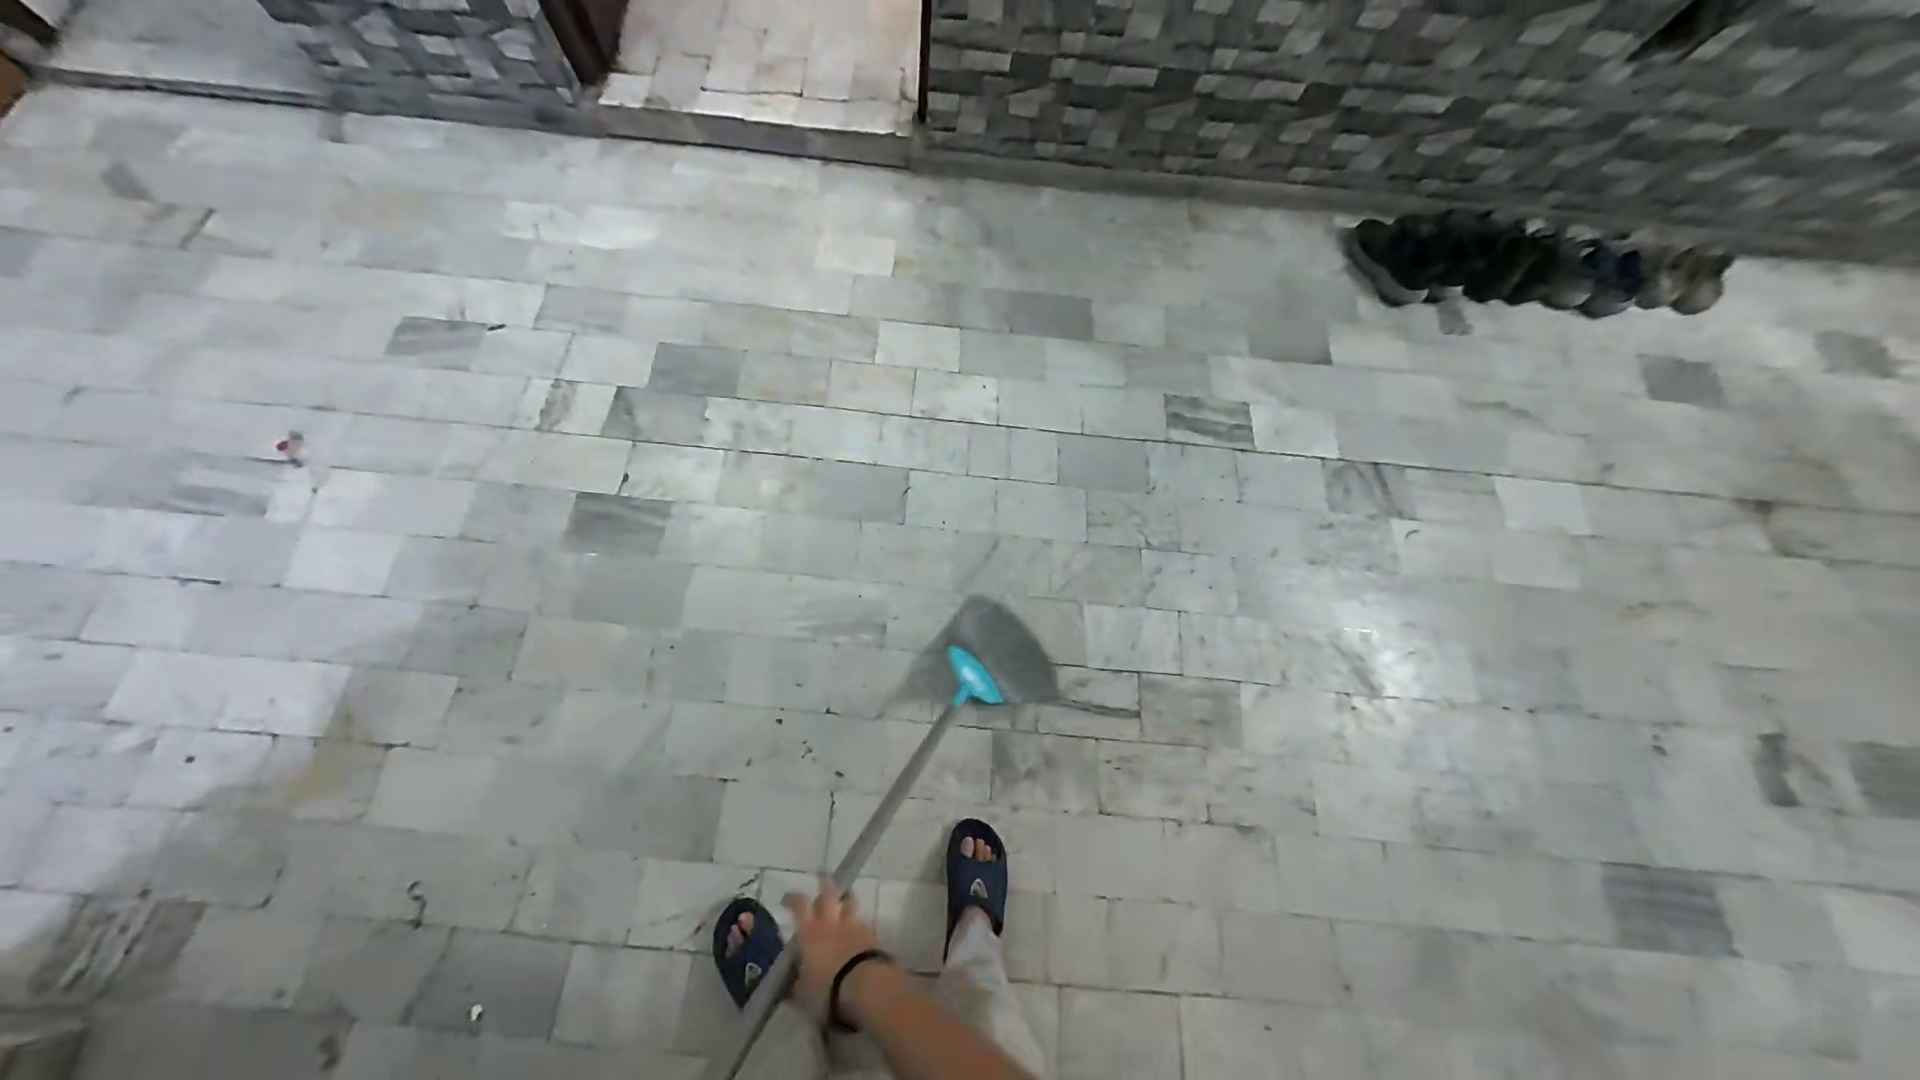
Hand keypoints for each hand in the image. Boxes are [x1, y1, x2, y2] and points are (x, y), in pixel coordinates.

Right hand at [781, 879, 890, 1024]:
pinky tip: (858, 928)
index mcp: (810, 933)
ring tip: (845, 895)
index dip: (793, 898)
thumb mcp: (802, 994)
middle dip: (824, 881)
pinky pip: (863, 922)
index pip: (800, 906)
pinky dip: (858, 922)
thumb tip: (789, 986)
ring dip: (846, 897)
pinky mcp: (871, 934)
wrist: (865, 986)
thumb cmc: (826, 990)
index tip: (787, 898)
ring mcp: (853, 926)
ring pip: (849, 902)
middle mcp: (831, 923)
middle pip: (828, 893)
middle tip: (821, 872)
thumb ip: (795, 986)